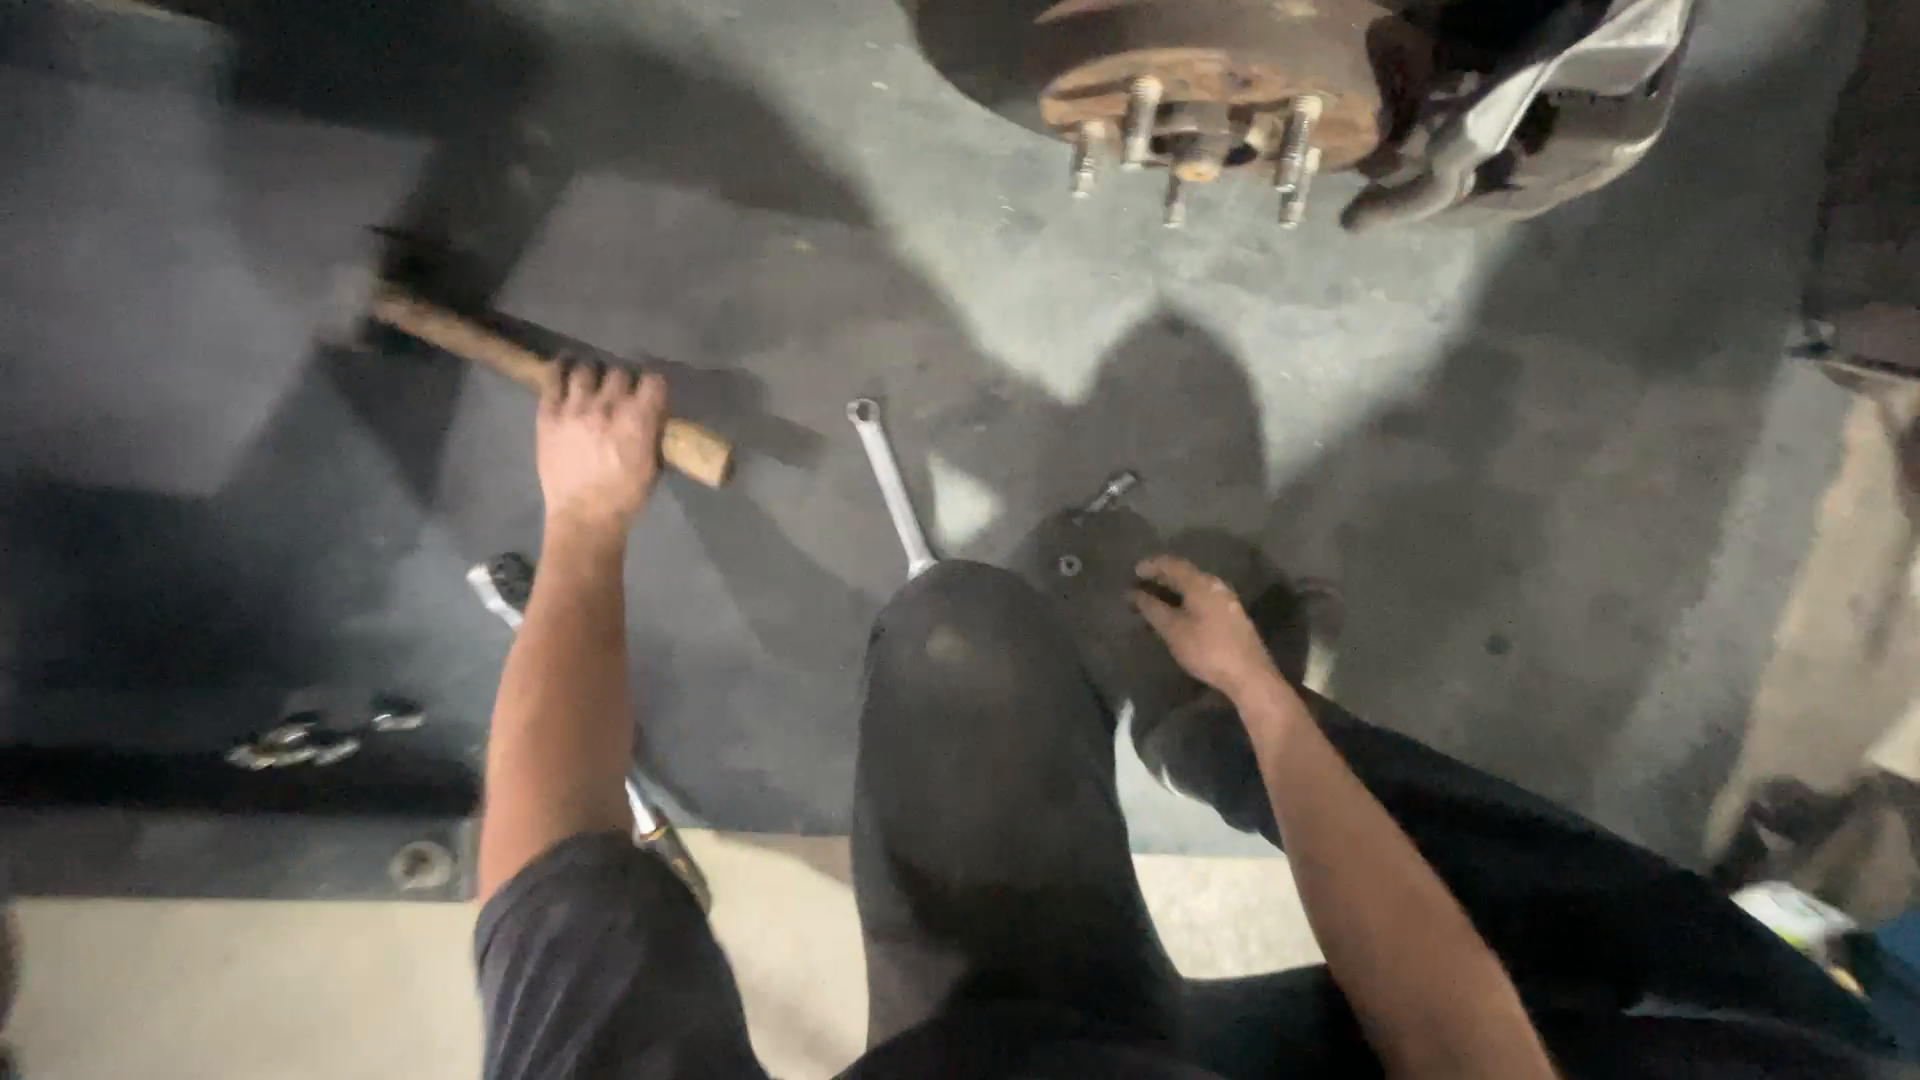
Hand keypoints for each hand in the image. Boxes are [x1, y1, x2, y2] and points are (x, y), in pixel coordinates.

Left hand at [536, 363, 668, 537]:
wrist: (584, 517)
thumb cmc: (625, 497)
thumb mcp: (653, 466)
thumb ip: (653, 434)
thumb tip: (653, 416)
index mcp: (637, 422)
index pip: (653, 381)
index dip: (655, 385)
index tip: (652, 394)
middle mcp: (606, 407)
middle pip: (619, 373)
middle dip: (624, 382)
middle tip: (621, 394)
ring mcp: (574, 409)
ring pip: (586, 370)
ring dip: (594, 375)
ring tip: (593, 382)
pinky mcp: (548, 415)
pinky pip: (552, 379)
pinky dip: (560, 369)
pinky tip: (565, 367)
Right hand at [1132, 555, 1280, 702]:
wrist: (1249, 675)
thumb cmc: (1207, 649)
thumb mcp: (1173, 630)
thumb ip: (1152, 609)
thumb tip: (1135, 594)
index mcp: (1201, 584)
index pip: (1172, 565)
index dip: (1151, 566)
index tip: (1133, 572)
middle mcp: (1216, 586)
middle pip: (1184, 574)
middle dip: (1160, 578)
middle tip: (1139, 584)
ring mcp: (1226, 600)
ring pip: (1194, 587)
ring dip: (1172, 590)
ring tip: (1154, 598)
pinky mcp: (1231, 615)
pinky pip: (1202, 598)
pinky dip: (1184, 599)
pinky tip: (1176, 612)